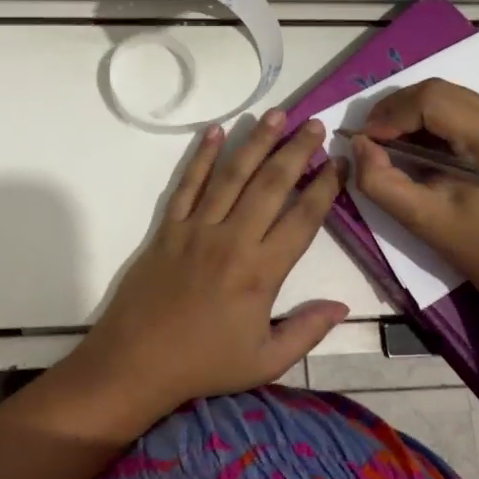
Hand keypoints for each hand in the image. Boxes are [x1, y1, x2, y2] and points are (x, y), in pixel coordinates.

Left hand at [60, 112, 348, 432]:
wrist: (137, 361)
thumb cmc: (204, 364)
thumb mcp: (265, 363)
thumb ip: (306, 332)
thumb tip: (342, 306)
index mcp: (261, 272)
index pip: (303, 219)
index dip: (325, 188)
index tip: (339, 162)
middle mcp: (232, 240)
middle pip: (271, 185)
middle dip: (296, 151)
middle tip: (314, 124)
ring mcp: (197, 228)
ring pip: (232, 175)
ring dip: (255, 142)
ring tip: (276, 114)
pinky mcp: (168, 227)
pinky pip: (188, 184)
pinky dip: (201, 156)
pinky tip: (215, 131)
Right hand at [350, 79, 478, 315]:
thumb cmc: (478, 246)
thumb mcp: (420, 218)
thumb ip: (378, 180)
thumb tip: (358, 144)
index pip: (431, 100)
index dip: (391, 114)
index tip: (366, 140)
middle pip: (438, 91)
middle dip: (397, 110)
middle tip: (370, 138)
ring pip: (445, 96)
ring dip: (410, 113)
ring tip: (387, 140)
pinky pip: (457, 109)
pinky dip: (427, 120)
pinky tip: (412, 144)